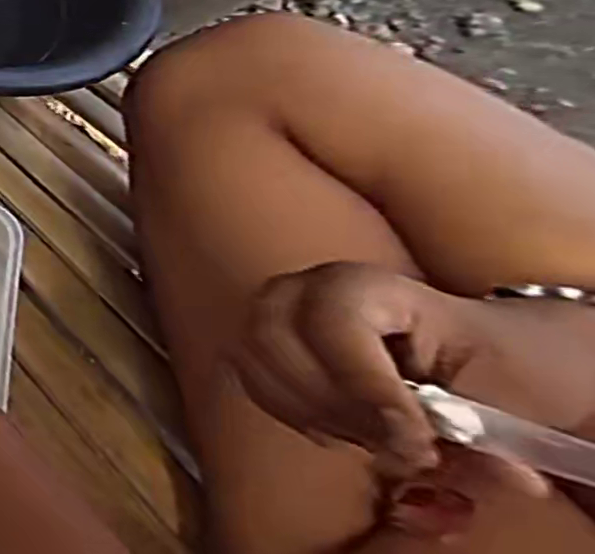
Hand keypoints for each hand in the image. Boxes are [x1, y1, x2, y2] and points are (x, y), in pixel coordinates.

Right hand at [234, 261, 594, 494]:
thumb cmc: (494, 362)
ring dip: (316, 414)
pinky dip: (292, 413)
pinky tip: (341, 428)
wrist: (475, 353)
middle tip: (403, 449)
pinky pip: (249, 377)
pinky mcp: (258, 341)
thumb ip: (494, 429)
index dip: (365, 383)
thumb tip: (506, 476)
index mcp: (359, 284)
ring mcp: (269, 312)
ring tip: (379, 441)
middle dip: (336, 405)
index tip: (416, 440)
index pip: (331, 321)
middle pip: (274, 340)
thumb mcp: (511, 392)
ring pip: (254, 361)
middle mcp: (297, 289)